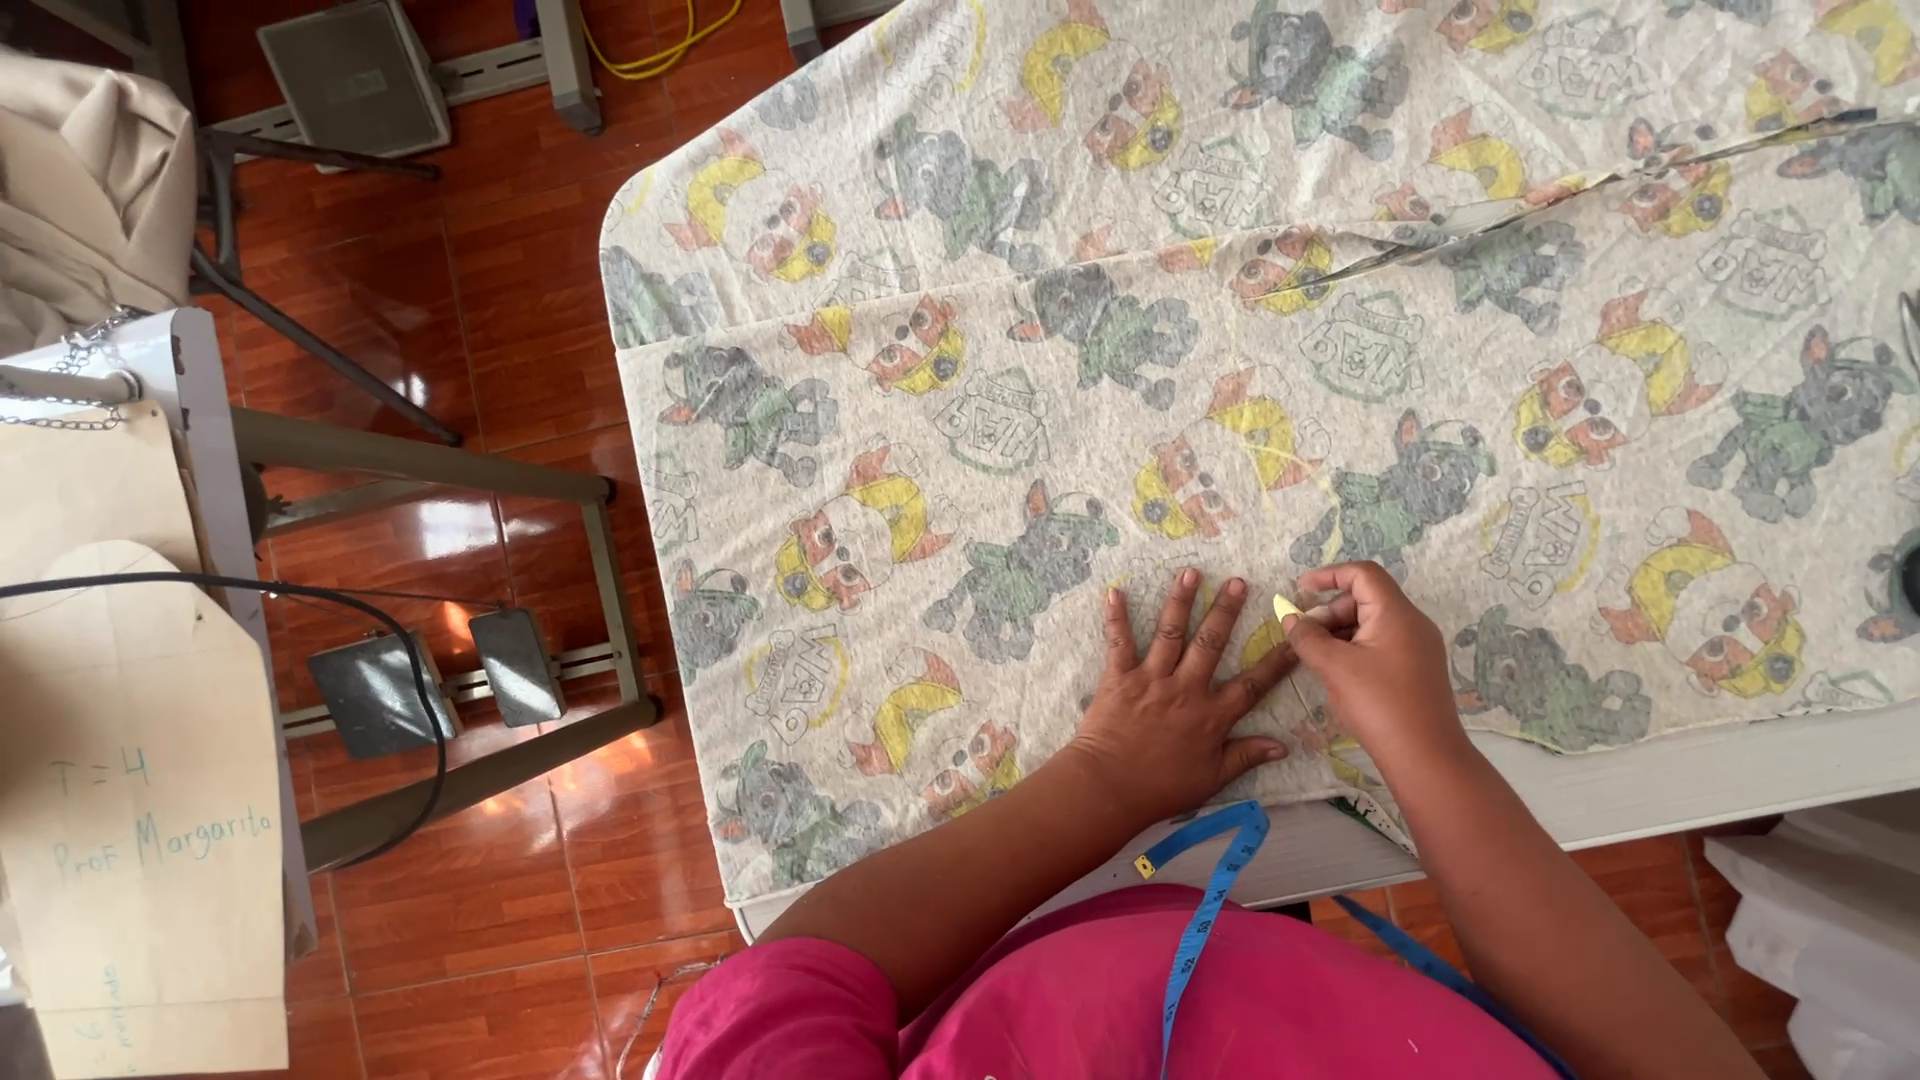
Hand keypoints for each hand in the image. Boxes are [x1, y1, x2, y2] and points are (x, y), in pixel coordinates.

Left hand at [1063, 568, 1296, 827]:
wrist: (1111, 786)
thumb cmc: (1162, 787)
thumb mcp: (1213, 779)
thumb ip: (1246, 756)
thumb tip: (1284, 746)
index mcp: (1212, 716)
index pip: (1253, 685)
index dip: (1276, 662)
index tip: (1295, 638)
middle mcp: (1186, 689)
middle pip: (1211, 644)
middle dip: (1226, 611)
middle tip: (1238, 581)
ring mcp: (1152, 679)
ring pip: (1170, 633)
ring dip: (1180, 601)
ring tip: (1190, 572)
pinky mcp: (1119, 677)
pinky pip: (1119, 643)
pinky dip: (1116, 617)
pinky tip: (1116, 592)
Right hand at [1280, 561, 1470, 765]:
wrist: (1425, 755)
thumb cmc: (1379, 703)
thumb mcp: (1333, 666)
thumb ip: (1307, 637)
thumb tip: (1290, 618)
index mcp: (1396, 614)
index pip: (1362, 574)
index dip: (1329, 574)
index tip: (1300, 588)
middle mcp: (1412, 623)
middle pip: (1364, 598)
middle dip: (1329, 611)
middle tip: (1304, 635)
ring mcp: (1417, 647)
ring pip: (1370, 622)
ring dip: (1338, 631)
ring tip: (1315, 656)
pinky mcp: (1415, 668)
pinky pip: (1379, 643)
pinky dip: (1352, 647)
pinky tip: (1335, 670)